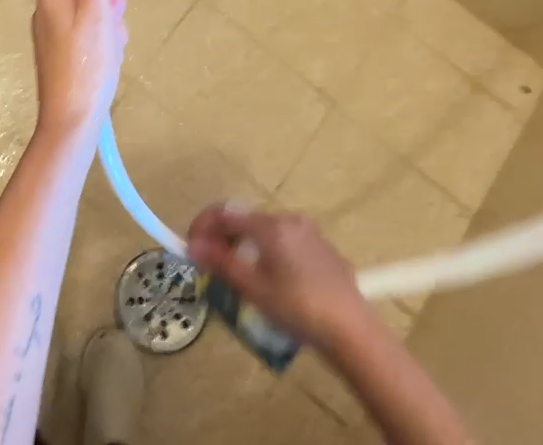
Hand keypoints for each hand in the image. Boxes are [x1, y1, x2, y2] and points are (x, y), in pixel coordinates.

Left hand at [31, 0, 127, 138]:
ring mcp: (55, 35)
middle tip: (115, 13)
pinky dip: (102, 39)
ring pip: (88, 10)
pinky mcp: (65, 54)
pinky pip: (87, 33)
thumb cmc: (86, 67)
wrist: (72, 122)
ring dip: (107, 19)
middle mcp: (48, 12)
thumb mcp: (96, 17)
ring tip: (114, 43)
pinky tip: (111, 57)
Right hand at [186, 204, 375, 350]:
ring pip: (264, 231)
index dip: (202, 226)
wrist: (352, 330)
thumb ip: (221, 263)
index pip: (225, 213)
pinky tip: (268, 280)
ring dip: (243, 246)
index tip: (189, 248)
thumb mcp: (254, 289)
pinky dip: (266, 252)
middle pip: (244, 220)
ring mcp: (309, 233)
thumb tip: (192, 245)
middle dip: (222, 238)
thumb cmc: (298, 308)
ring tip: (236, 276)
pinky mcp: (322, 248)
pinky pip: (284, 242)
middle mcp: (290, 220)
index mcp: (271, 226)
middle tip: (209, 266)